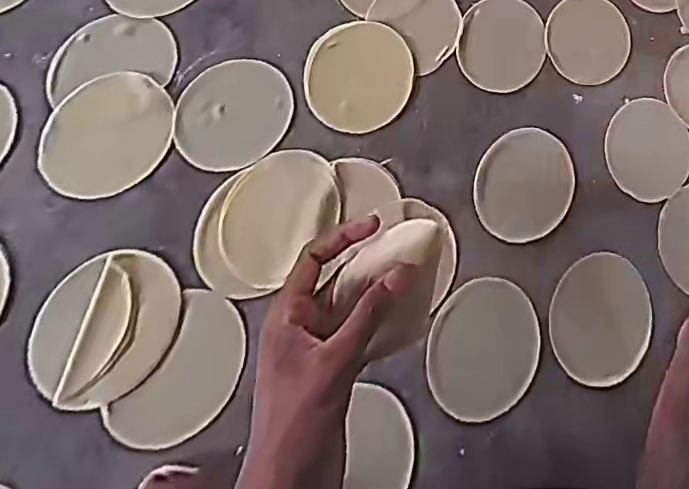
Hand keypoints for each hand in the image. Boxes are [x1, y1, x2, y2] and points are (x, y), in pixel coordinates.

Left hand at [238, 217, 410, 488]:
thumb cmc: (291, 428)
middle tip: (393, 246)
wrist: (290, 480)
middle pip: (334, 278)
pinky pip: (362, 326)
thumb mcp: (335, 360)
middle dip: (365, 261)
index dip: (341, 237)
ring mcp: (318, 347)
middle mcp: (300, 328)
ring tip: (403, 275)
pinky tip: (400, 315)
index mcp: (285, 320)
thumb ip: (368, 314)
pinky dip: (382, 316)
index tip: (371, 226)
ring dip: (377, 289)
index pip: (311, 260)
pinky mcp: (335, 366)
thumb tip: (395, 275)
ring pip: (351, 303)